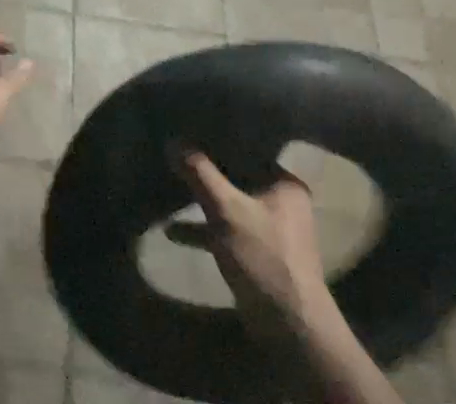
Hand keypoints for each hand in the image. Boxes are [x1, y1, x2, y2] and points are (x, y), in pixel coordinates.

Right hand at [169, 148, 336, 339]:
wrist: (288, 322)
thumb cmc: (262, 256)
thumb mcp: (225, 209)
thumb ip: (199, 173)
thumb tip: (172, 141)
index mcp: (284, 184)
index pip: (247, 150)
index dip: (215, 141)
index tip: (185, 133)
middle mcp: (282, 201)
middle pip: (236, 177)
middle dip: (203, 172)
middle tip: (171, 157)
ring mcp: (270, 228)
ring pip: (229, 204)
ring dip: (200, 201)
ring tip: (166, 190)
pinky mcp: (258, 252)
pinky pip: (226, 229)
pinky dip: (203, 228)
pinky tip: (171, 230)